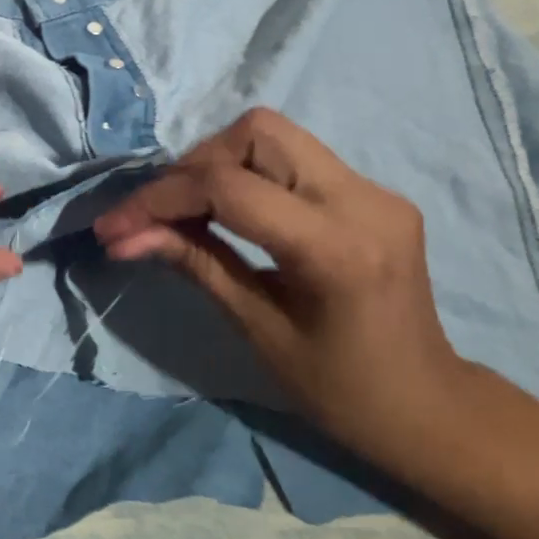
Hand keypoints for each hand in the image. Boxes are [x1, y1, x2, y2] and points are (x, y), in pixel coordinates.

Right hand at [93, 108, 462, 450]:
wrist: (425, 405)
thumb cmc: (337, 387)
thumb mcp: (256, 326)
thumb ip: (195, 262)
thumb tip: (124, 235)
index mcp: (335, 247)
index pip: (229, 187)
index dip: (159, 198)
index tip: (112, 226)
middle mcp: (363, 201)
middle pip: (256, 133)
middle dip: (192, 166)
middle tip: (157, 213)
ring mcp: (374, 192)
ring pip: (273, 137)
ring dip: (215, 165)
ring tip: (182, 211)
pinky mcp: (371, 194)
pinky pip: (292, 159)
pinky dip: (244, 175)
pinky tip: (223, 214)